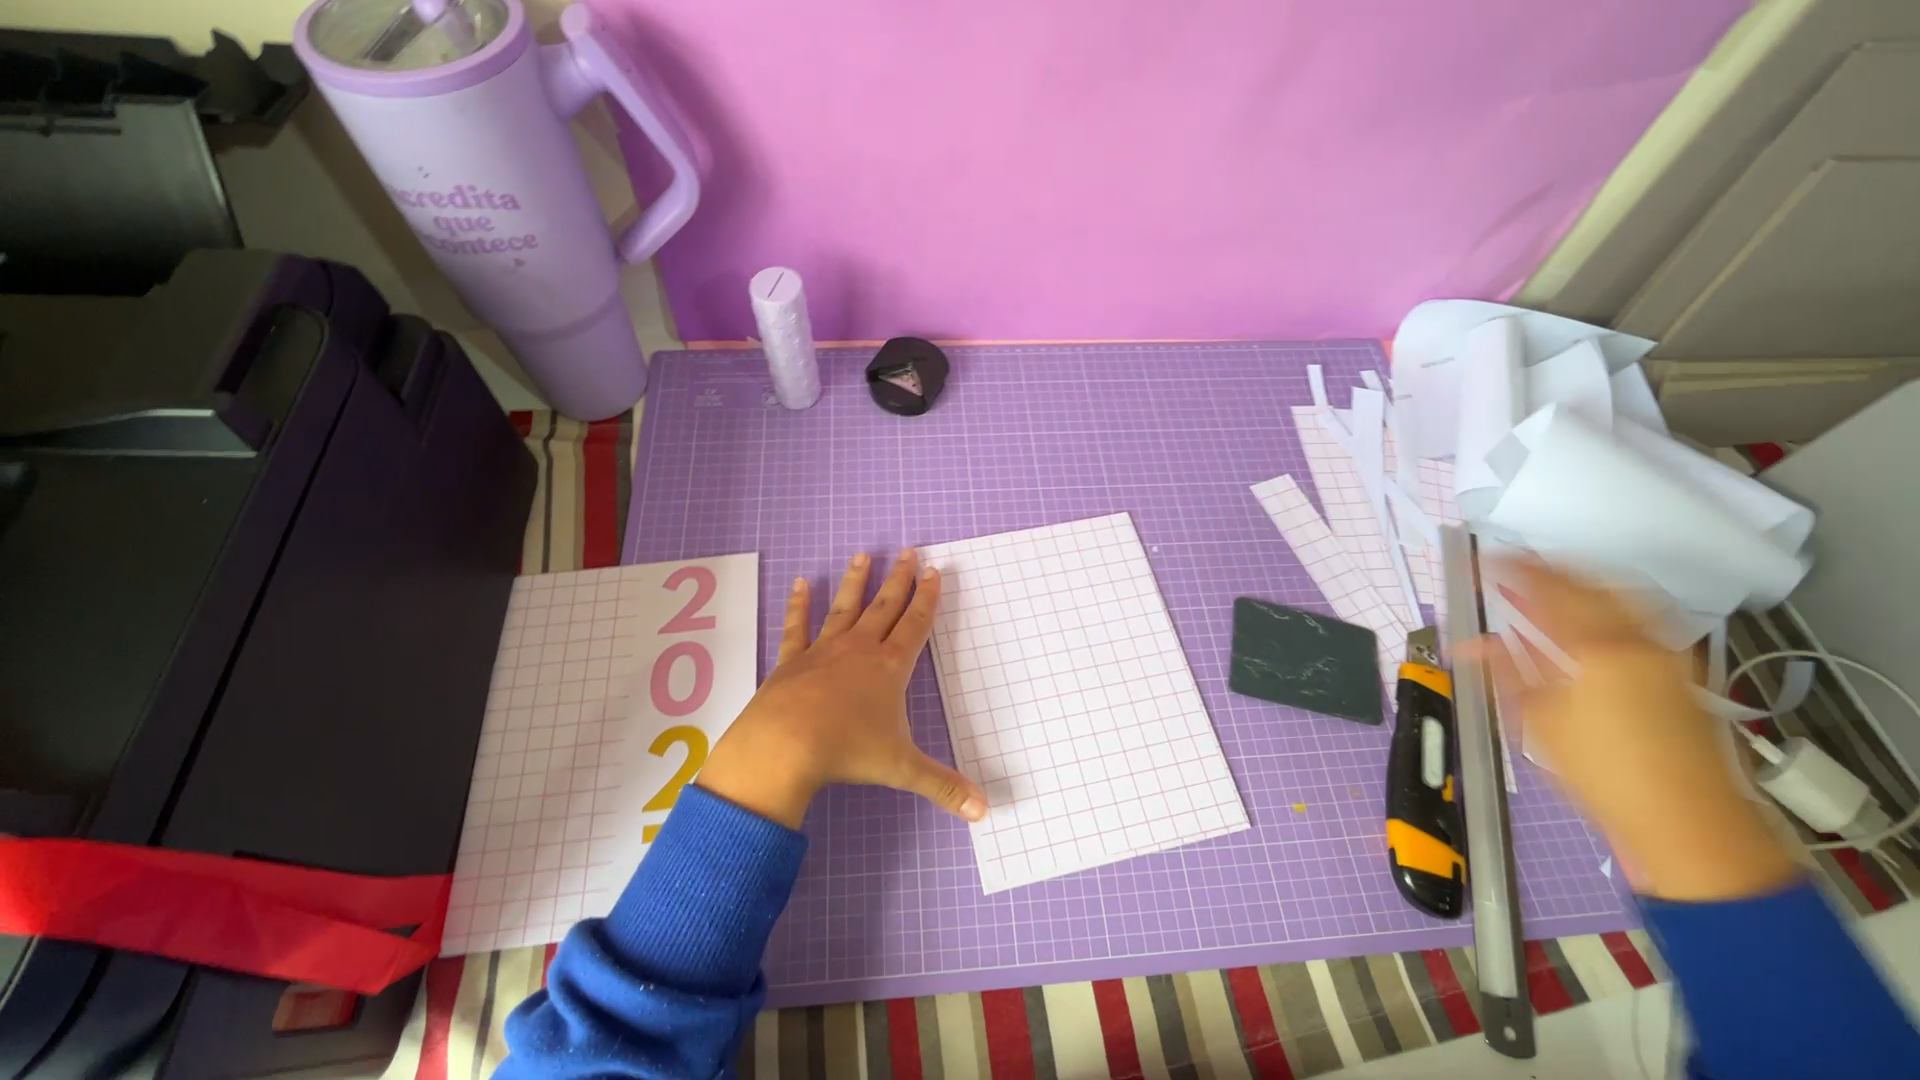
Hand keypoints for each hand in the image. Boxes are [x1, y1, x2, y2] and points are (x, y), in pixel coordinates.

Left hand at [696, 549, 988, 829]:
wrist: (785, 745)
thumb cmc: (847, 752)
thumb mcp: (901, 769)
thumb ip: (942, 786)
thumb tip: (984, 810)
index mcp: (890, 667)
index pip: (916, 625)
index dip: (928, 598)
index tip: (935, 571)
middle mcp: (860, 649)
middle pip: (885, 606)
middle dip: (900, 579)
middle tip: (909, 551)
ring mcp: (823, 650)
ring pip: (845, 607)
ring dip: (856, 582)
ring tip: (863, 555)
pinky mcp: (792, 659)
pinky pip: (797, 626)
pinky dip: (799, 605)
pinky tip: (799, 584)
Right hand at [1475, 559, 1797, 901]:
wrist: (1687, 824)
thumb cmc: (1604, 776)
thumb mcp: (1540, 725)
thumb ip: (1506, 674)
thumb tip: (1473, 644)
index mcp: (1597, 648)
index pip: (1550, 589)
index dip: (1516, 569)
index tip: (1489, 559)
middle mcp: (1638, 642)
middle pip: (1596, 584)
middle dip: (1556, 569)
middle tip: (1523, 567)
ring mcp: (1668, 658)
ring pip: (1627, 600)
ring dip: (1588, 585)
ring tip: (1558, 588)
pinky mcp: (1683, 677)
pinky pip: (1644, 624)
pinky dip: (1613, 611)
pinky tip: (1595, 627)